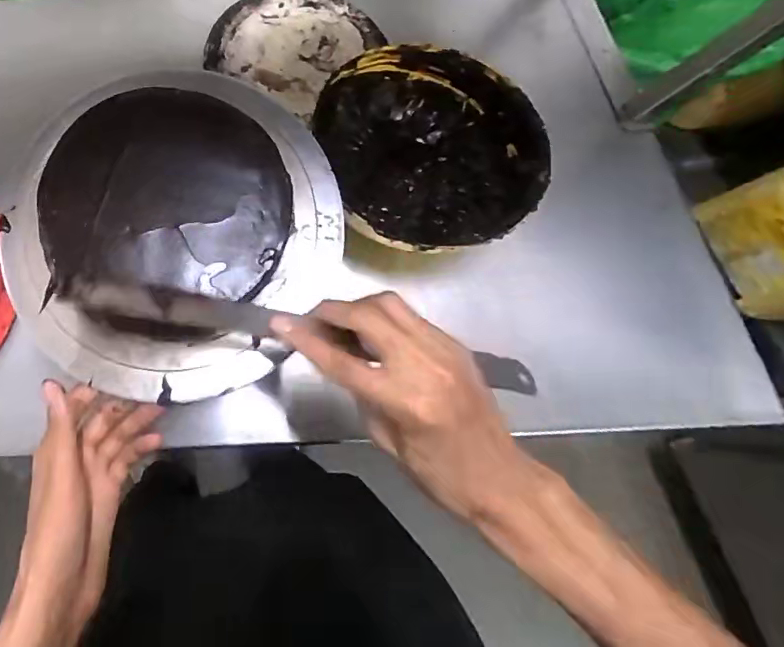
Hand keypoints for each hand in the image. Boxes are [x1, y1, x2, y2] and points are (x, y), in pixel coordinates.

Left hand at [0, 381, 162, 646]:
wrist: (63, 585)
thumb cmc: (57, 526)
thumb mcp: (60, 473)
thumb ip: (60, 427)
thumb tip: (50, 382)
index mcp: (57, 446)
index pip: (75, 407)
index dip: (96, 388)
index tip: (120, 369)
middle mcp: (75, 455)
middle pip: (102, 421)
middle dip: (124, 404)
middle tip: (152, 389)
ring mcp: (94, 474)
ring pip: (117, 439)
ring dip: (137, 424)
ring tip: (162, 410)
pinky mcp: (110, 493)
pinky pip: (126, 462)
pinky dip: (141, 449)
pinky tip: (159, 441)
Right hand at [272, 293, 544, 526]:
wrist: (503, 479)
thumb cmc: (441, 476)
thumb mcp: (388, 441)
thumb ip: (360, 394)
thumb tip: (338, 358)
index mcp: (405, 399)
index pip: (342, 359)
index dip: (306, 338)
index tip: (280, 321)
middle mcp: (424, 364)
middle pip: (365, 315)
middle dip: (331, 310)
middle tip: (311, 319)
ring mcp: (443, 348)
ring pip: (389, 303)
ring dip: (357, 306)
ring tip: (341, 322)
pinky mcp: (455, 344)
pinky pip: (410, 316)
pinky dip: (383, 317)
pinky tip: (374, 333)